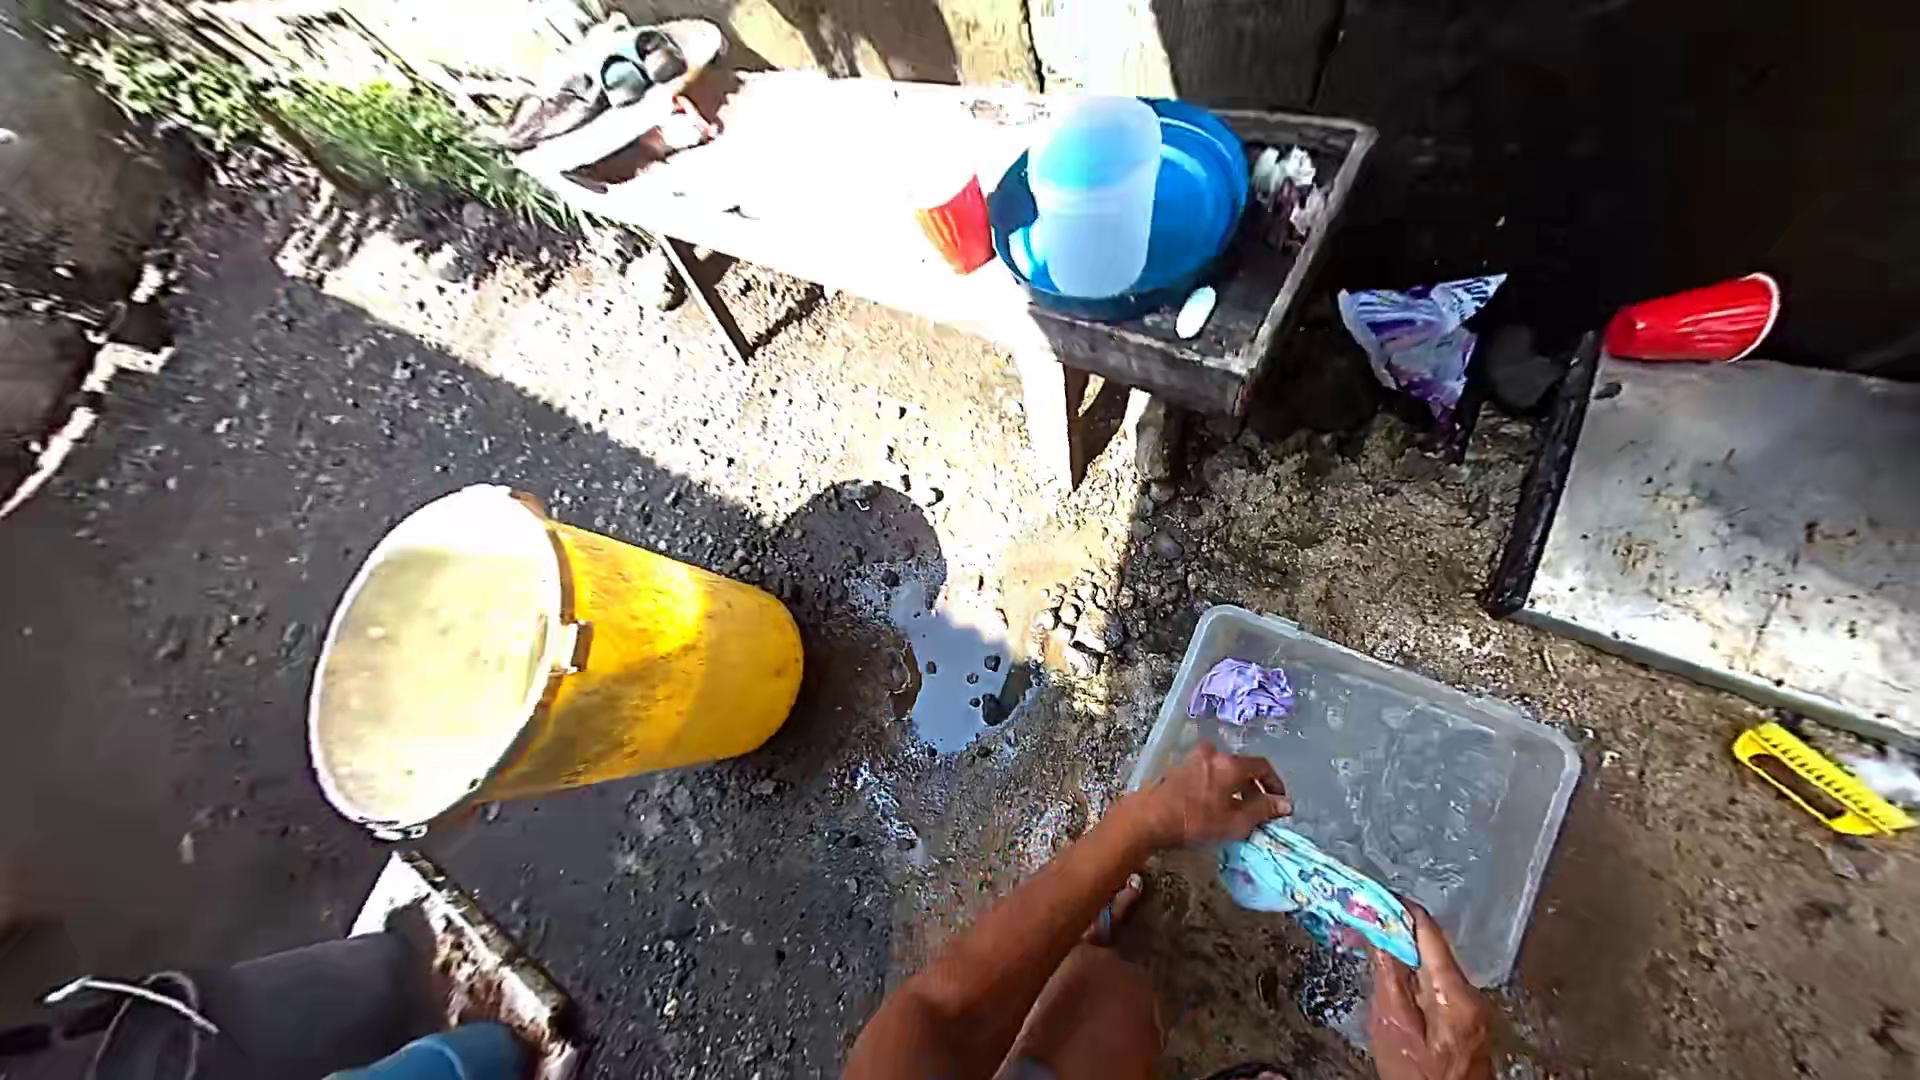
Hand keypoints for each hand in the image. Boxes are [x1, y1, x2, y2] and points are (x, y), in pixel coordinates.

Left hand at [1133, 742, 1291, 848]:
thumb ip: (1263, 810)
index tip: (1280, 803)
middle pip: (1242, 767)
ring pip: (1224, 770)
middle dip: (1254, 788)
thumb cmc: (1196, 820)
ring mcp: (1193, 758)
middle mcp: (1211, 754)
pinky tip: (1216, 806)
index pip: (1262, 766)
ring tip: (1238, 812)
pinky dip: (1219, 786)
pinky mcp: (1180, 767)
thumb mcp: (1236, 821)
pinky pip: (1209, 773)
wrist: (1150, 817)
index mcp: (1228, 763)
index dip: (1275, 784)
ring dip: (1236, 788)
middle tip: (1260, 811)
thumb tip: (1285, 803)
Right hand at [1369, 904, 1492, 1079]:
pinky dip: (1413, 966)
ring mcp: (1473, 1009)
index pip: (1428, 930)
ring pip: (1433, 960)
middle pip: (1432, 944)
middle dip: (1396, 925)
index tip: (1370, 893)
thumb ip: (1387, 970)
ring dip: (1403, 946)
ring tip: (1370, 935)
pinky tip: (1390, 966)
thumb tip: (1376, 928)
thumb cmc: (1415, 1072)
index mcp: (1454, 992)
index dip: (1399, 906)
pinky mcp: (1467, 1021)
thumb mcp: (1392, 1020)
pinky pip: (1438, 978)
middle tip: (1362, 914)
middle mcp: (1471, 995)